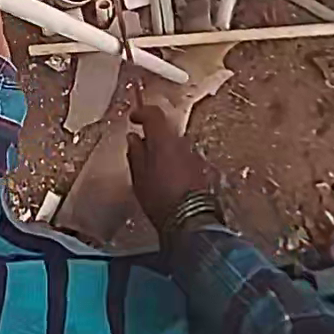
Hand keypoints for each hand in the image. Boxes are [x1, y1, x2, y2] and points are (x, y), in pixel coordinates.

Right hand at [127, 104, 215, 231]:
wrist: (191, 221)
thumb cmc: (158, 196)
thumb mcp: (138, 176)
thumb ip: (135, 152)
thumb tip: (134, 137)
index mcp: (163, 139)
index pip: (154, 114)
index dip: (142, 112)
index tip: (133, 118)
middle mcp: (181, 142)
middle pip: (165, 130)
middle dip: (152, 135)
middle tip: (140, 148)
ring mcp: (193, 155)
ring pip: (174, 144)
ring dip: (163, 149)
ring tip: (152, 166)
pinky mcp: (200, 169)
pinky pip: (182, 157)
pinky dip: (173, 160)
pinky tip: (166, 176)